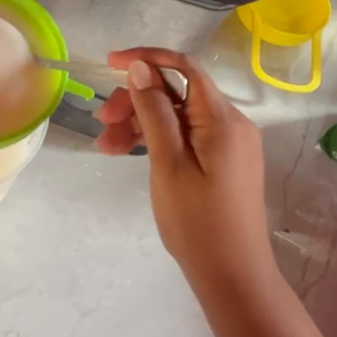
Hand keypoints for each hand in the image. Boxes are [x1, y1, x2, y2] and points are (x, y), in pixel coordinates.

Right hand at [93, 48, 275, 290]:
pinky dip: (155, 138)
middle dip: (136, 99)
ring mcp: (228, 143)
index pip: (185, 67)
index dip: (147, 58)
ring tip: (105, 145)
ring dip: (139, 122)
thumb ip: (153, 110)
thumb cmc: (197, 221)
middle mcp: (231, 123)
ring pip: (177, 114)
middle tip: (102, 121)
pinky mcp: (223, 161)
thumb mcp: (167, 162)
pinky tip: (126, 151)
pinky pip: (185, 135)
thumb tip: (140, 68)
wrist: (234, 278)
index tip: (110, 64)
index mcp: (223, 119)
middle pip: (177, 92)